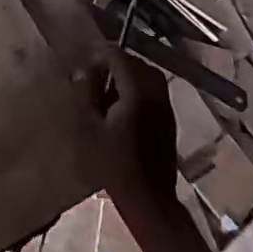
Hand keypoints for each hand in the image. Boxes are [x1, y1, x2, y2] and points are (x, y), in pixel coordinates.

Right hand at [86, 48, 180, 226]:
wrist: (148, 197)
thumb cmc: (113, 165)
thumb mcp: (90, 128)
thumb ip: (87, 94)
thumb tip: (84, 71)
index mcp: (137, 92)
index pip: (121, 58)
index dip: (102, 54)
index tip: (86, 60)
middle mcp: (156, 93)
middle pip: (138, 64)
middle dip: (117, 62)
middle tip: (95, 72)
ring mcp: (166, 107)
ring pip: (149, 76)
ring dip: (129, 75)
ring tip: (107, 88)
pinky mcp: (168, 120)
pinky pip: (155, 91)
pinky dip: (138, 88)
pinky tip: (122, 105)